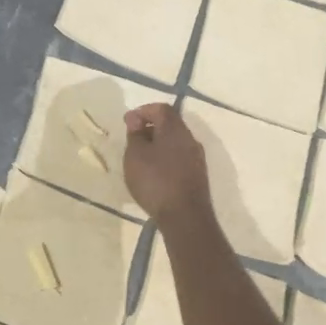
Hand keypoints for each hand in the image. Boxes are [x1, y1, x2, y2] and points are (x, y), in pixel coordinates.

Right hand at [122, 102, 214, 223]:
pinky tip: (154, 172)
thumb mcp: (135, 155)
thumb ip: (135, 134)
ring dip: (157, 143)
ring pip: (175, 141)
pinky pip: (179, 156)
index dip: (143, 111)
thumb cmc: (155, 180)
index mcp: (175, 130)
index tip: (127, 123)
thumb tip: (136, 119)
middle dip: (150, 127)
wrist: (185, 216)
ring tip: (140, 157)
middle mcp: (190, 139)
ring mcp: (197, 157)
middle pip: (170, 124)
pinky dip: (165, 156)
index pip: (161, 108)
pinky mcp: (197, 174)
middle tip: (132, 140)